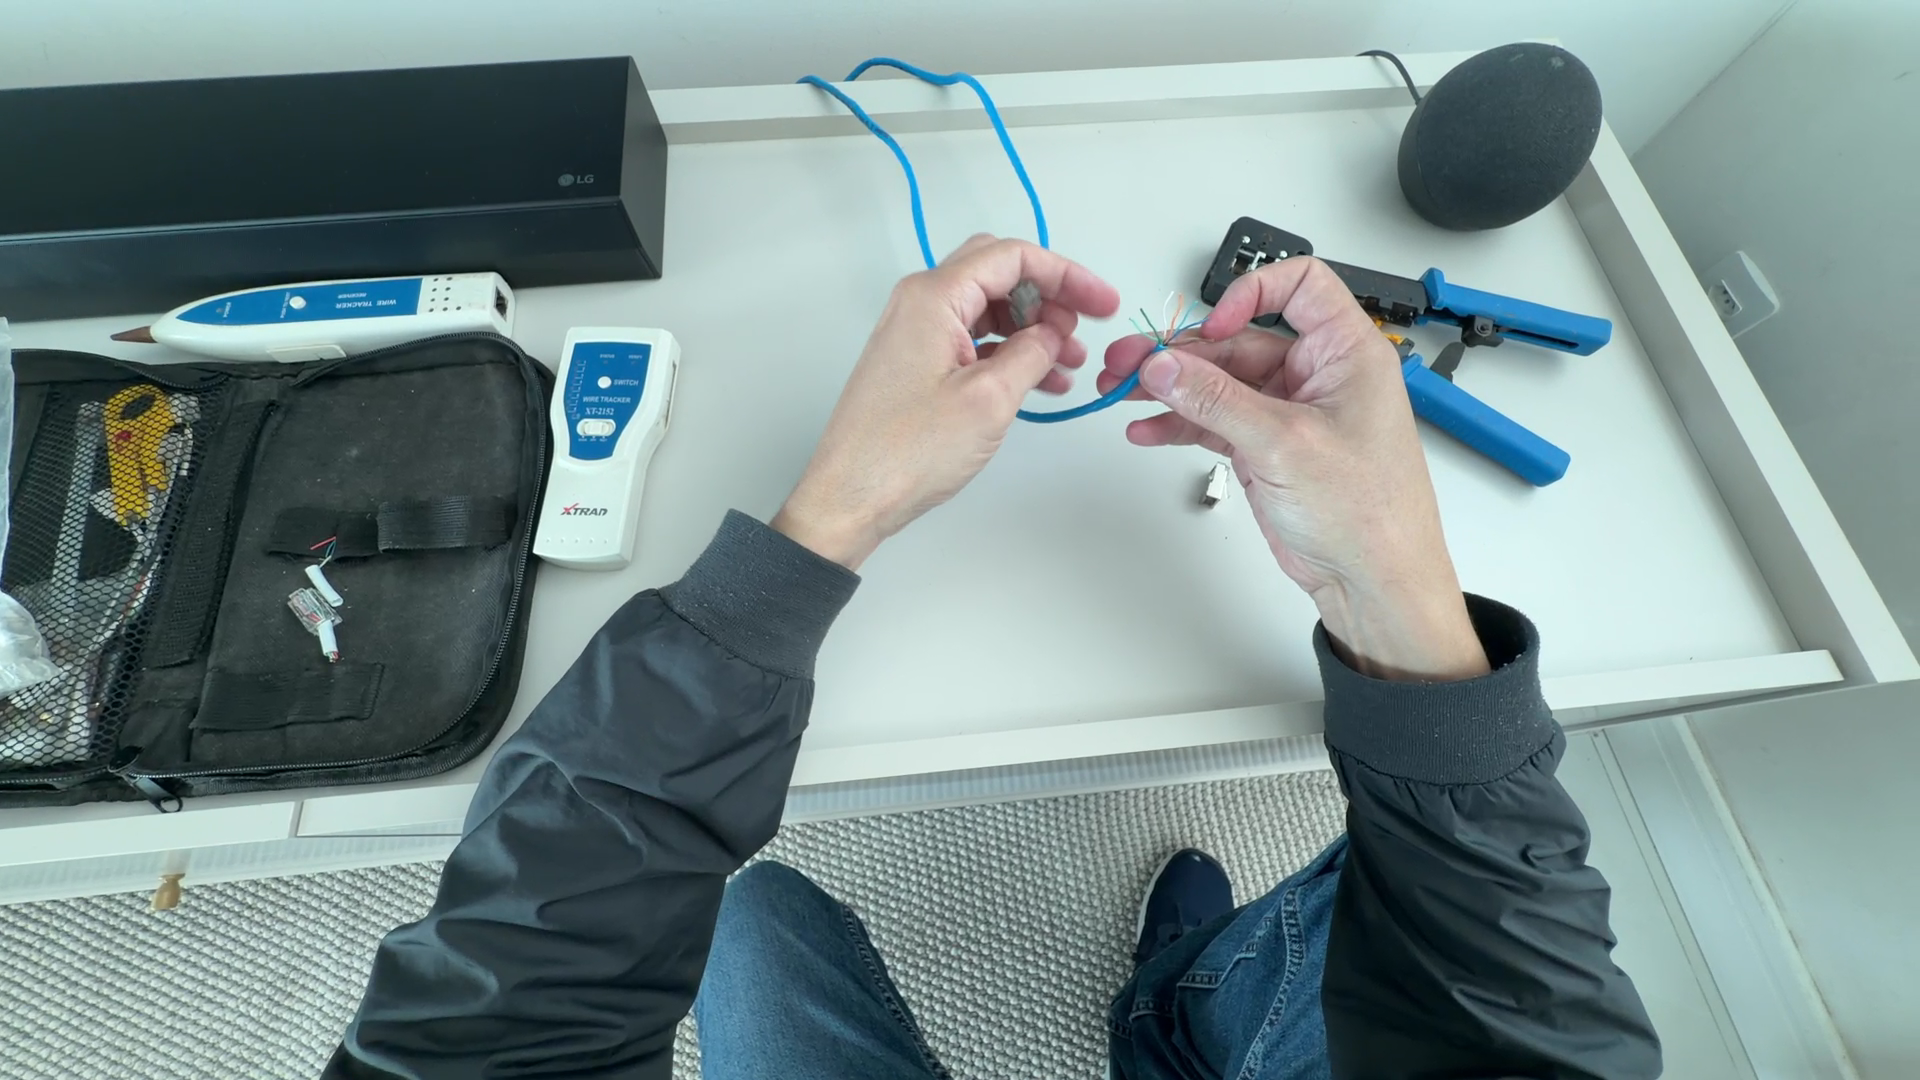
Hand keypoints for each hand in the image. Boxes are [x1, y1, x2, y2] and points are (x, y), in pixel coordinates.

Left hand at [774, 235, 1120, 569]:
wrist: (851, 498)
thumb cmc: (910, 452)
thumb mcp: (989, 399)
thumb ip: (1031, 353)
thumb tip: (1053, 334)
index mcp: (934, 296)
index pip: (1012, 256)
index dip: (1066, 275)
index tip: (1103, 305)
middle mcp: (919, 304)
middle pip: (998, 277)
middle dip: (1048, 299)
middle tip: (1084, 330)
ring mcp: (914, 335)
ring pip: (986, 312)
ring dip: (1031, 331)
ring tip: (1068, 365)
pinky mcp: (913, 365)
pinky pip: (970, 344)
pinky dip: (1006, 355)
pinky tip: (1037, 382)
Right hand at [1099, 257, 1487, 680]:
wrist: (1368, 579)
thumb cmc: (1366, 512)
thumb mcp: (1283, 443)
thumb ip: (1215, 400)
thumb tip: (1163, 366)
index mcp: (1343, 354)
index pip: (1299, 287)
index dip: (1249, 295)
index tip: (1207, 326)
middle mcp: (1313, 376)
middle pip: (1235, 342)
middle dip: (1178, 354)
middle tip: (1126, 363)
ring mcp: (1283, 413)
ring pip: (1215, 385)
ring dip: (1167, 389)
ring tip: (1120, 393)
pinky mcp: (1261, 447)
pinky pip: (1211, 423)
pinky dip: (1177, 425)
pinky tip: (1146, 430)